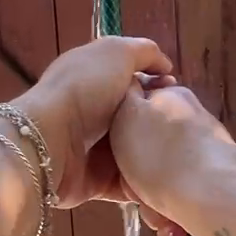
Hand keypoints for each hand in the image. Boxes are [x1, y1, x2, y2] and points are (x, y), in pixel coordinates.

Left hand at [11, 37, 170, 207]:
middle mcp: (95, 112)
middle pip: (138, 118)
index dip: (157, 83)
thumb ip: (144, 53)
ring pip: (136, 151)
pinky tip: (168, 179)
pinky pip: (128, 183)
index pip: (134, 80)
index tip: (177, 91)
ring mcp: (94, 147)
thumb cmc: (85, 89)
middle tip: (184, 127)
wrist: (51, 140)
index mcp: (96, 78)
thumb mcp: (117, 52)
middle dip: (161, 122)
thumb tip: (164, 68)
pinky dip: (145, 183)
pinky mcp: (96, 179)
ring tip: (182, 155)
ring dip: (158, 154)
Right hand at [108, 80, 235, 235]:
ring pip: (163, 185)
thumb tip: (132, 94)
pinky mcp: (218, 187)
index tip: (119, 159)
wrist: (216, 201)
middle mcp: (192, 123)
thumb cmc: (161, 159)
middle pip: (148, 156)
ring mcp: (206, 157)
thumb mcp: (126, 115)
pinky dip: (177, 221)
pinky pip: (184, 204)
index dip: (120, 139)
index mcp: (172, 98)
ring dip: (156, 210)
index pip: (136, 112)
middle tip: (138, 194)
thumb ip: (124, 100)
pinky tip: (178, 233)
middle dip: (138, 185)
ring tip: (163, 222)